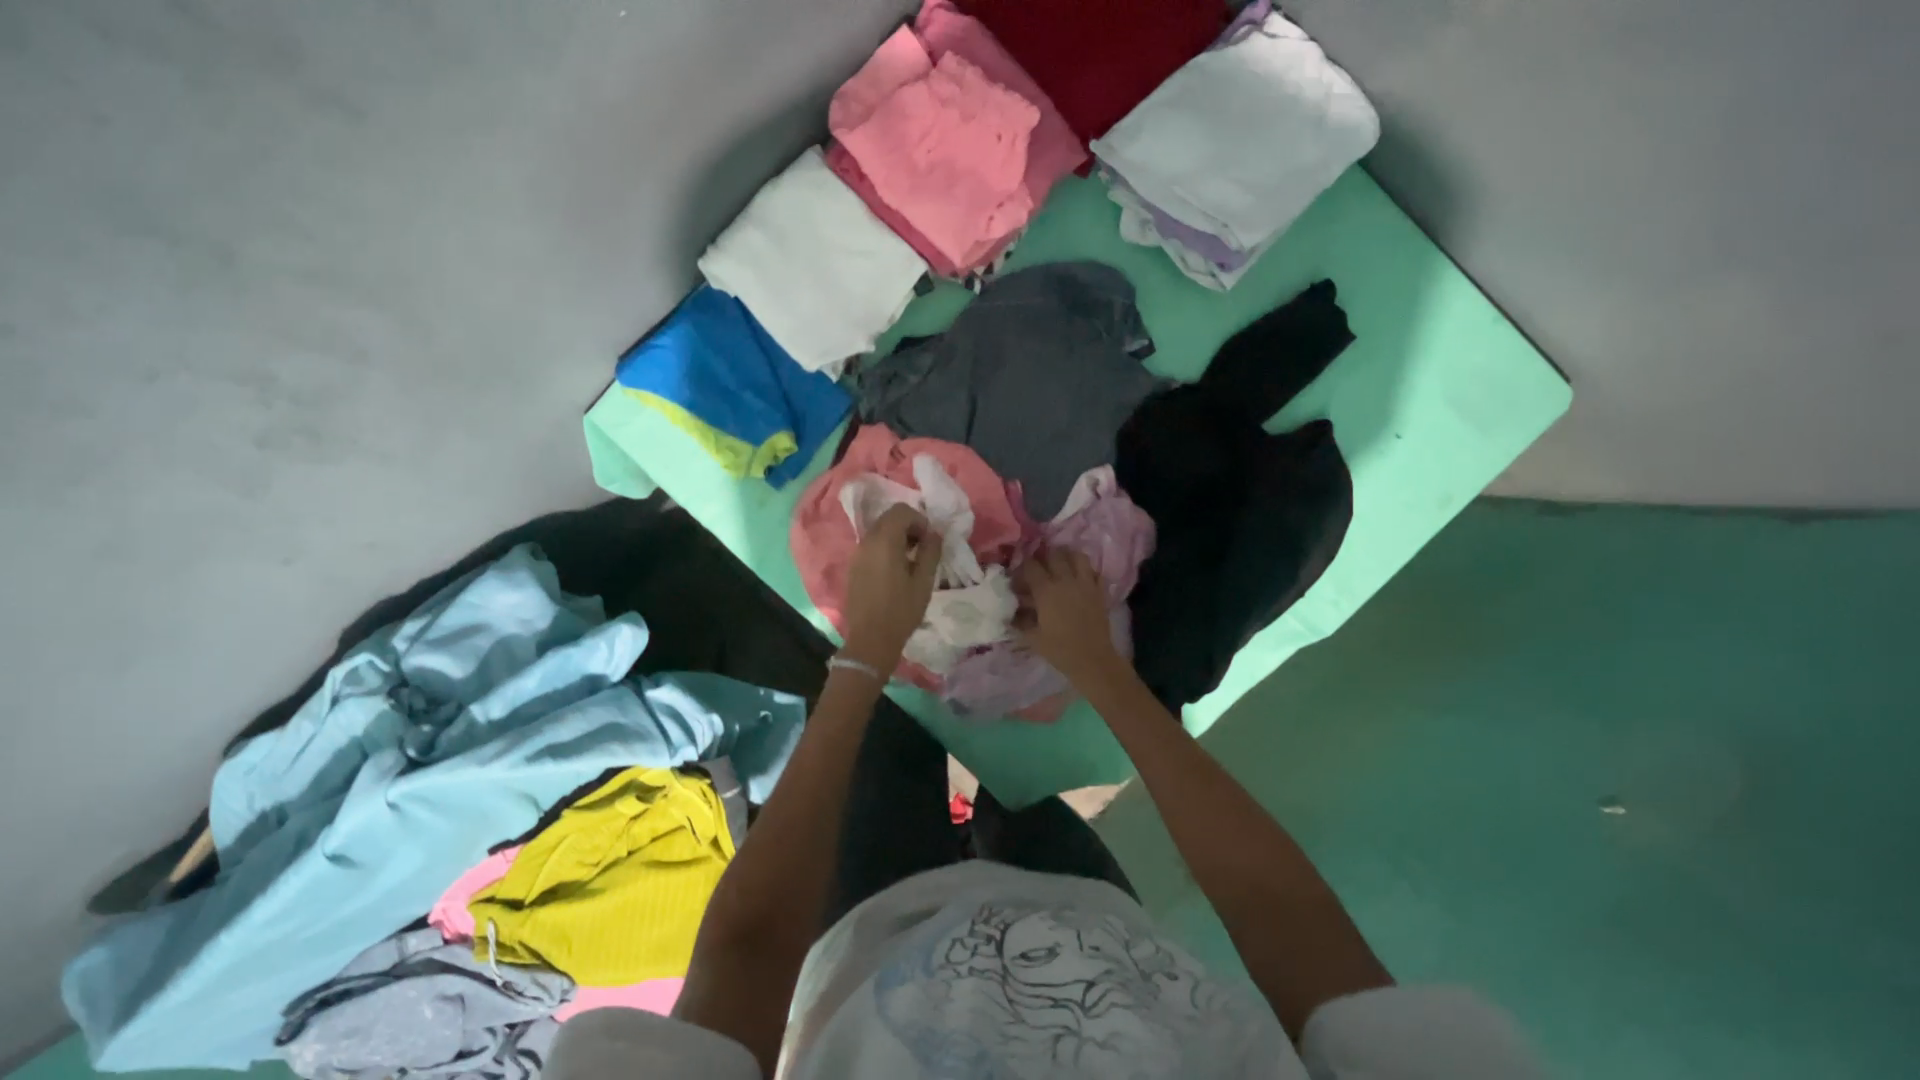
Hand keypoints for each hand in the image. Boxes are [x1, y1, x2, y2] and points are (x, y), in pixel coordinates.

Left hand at [841, 504, 942, 670]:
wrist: (870, 640)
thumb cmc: (901, 611)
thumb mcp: (924, 581)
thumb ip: (931, 551)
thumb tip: (935, 534)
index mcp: (884, 541)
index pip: (901, 511)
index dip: (919, 520)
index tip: (929, 541)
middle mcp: (866, 542)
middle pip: (888, 518)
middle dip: (908, 526)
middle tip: (922, 549)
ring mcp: (857, 554)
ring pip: (878, 531)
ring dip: (896, 537)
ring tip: (911, 560)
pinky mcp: (853, 566)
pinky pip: (871, 546)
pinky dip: (885, 548)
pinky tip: (895, 570)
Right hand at [1013, 547, 1124, 686]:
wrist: (1092, 660)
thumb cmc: (1059, 649)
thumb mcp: (1032, 637)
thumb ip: (1019, 621)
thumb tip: (1009, 613)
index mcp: (1046, 591)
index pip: (1031, 566)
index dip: (1023, 567)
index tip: (1019, 576)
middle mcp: (1066, 580)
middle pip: (1054, 554)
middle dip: (1044, 556)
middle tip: (1039, 567)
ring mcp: (1086, 583)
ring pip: (1077, 556)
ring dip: (1067, 557)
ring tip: (1061, 565)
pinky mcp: (1100, 591)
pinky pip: (1094, 572)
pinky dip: (1086, 571)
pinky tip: (1080, 579)